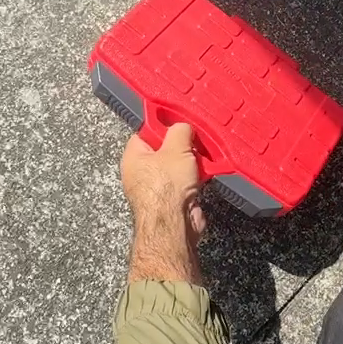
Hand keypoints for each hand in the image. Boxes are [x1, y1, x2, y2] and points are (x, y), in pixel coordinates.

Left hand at [121, 123, 206, 282]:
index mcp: (134, 156)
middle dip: (184, 144)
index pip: (146, 132)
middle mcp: (142, 172)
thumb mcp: (176, 147)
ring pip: (178, 165)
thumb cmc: (166, 186)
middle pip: (165, 148)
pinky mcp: (174, 198)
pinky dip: (198, 175)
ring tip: (205, 154)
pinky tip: (209, 170)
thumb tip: (183, 126)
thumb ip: (179, 130)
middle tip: (197, 138)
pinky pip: (187, 180)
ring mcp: (158, 186)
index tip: (181, 120)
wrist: (174, 224)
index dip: (163, 124)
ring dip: (194, 160)